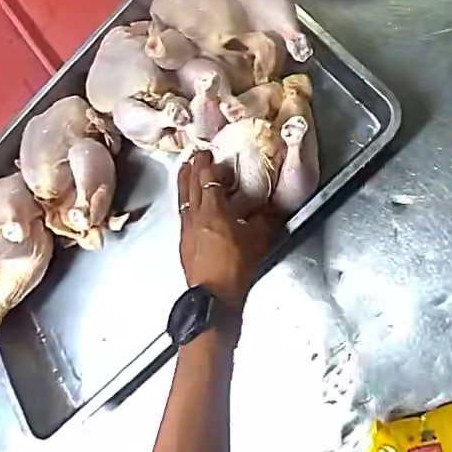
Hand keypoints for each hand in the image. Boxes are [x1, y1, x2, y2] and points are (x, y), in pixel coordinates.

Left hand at [178, 151, 269, 310]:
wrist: (213, 297)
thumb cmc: (236, 267)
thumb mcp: (257, 240)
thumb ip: (263, 220)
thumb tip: (269, 208)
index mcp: (214, 209)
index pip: (207, 177)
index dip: (209, 163)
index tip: (212, 155)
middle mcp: (196, 214)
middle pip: (190, 182)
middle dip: (193, 165)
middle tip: (196, 154)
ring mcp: (186, 227)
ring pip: (182, 195)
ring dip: (184, 179)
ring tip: (185, 169)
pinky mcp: (183, 241)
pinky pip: (182, 212)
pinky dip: (184, 199)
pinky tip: (188, 202)